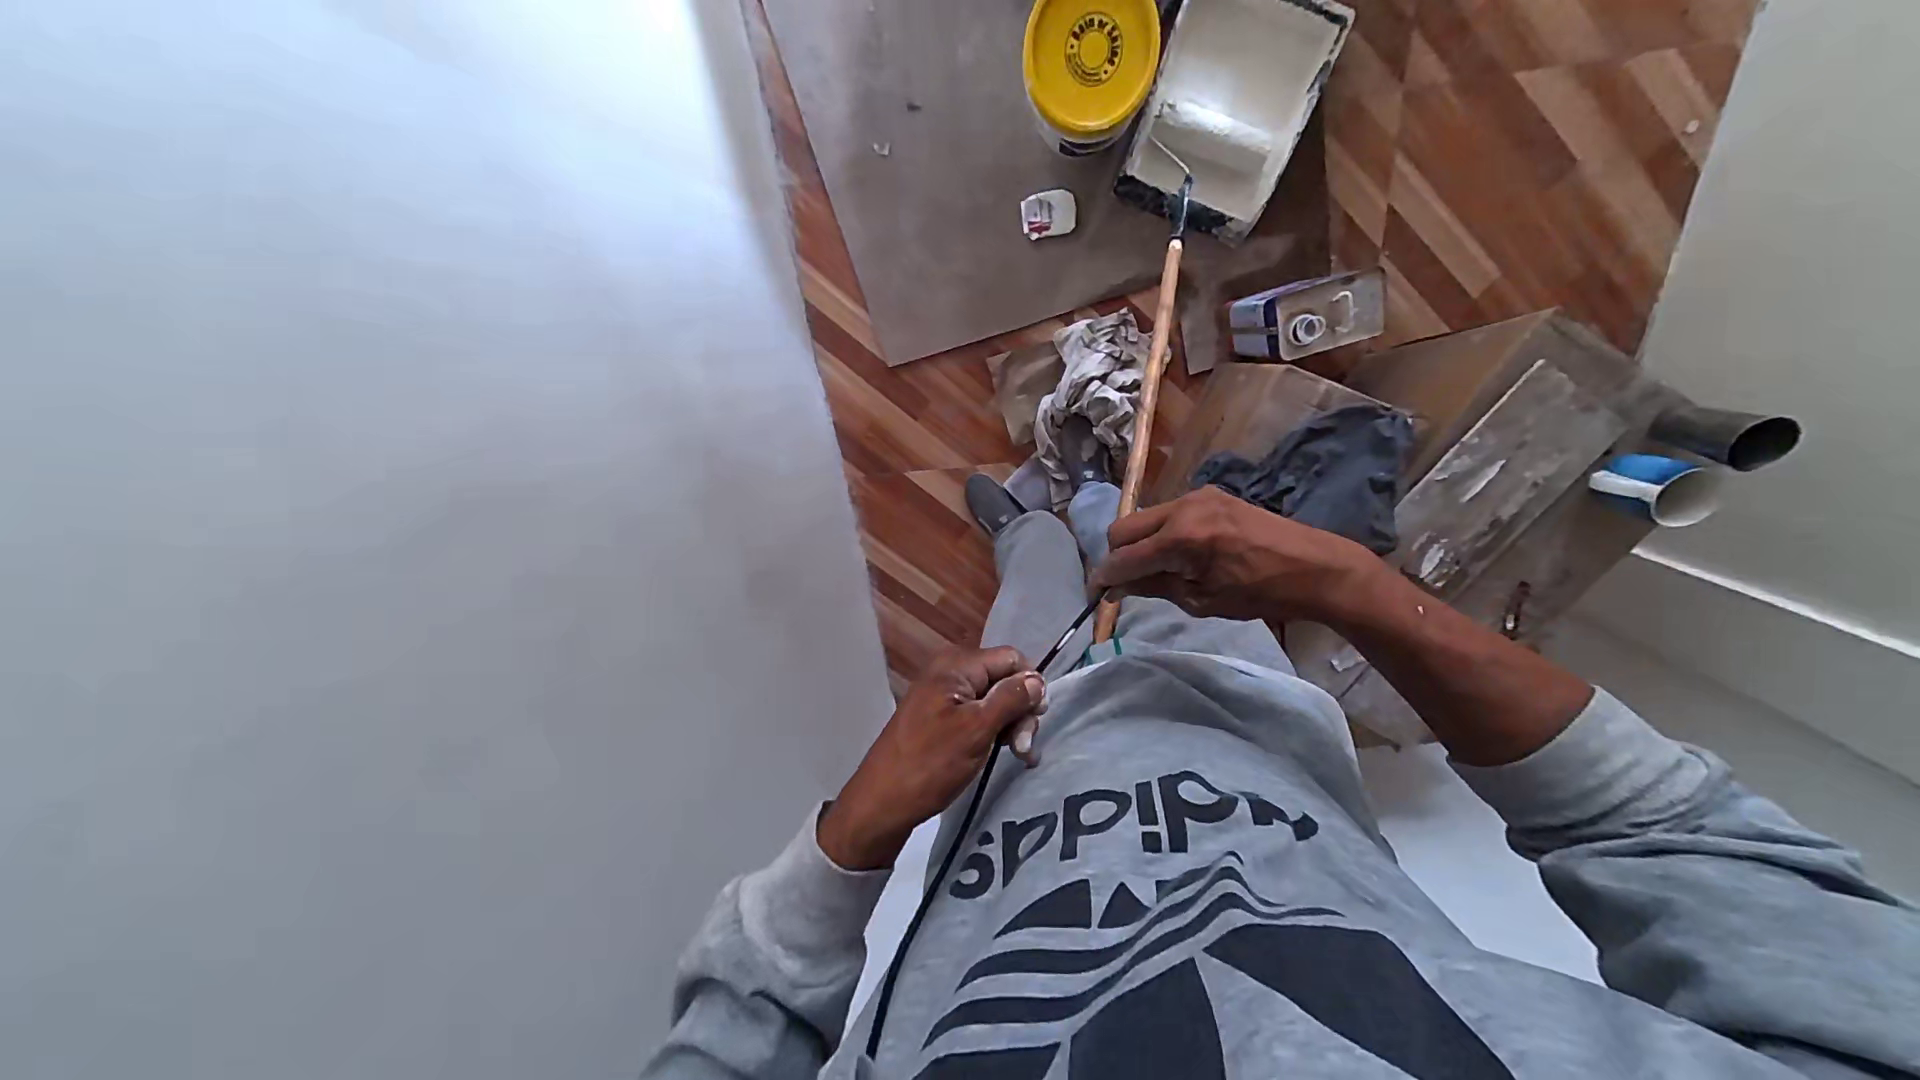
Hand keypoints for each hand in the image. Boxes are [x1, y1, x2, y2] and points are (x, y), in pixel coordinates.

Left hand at [816, 647, 1046, 870]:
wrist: (883, 801)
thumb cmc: (930, 763)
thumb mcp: (977, 729)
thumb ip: (1010, 699)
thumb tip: (1038, 679)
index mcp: (956, 664)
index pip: (1011, 658)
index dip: (1029, 685)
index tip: (1036, 719)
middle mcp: (951, 671)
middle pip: (1004, 678)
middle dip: (1020, 710)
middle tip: (1023, 748)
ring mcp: (945, 694)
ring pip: (995, 699)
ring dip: (1012, 725)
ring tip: (1019, 756)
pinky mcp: (943, 717)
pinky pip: (979, 714)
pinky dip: (995, 732)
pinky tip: (1006, 753)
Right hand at [1089, 486, 1383, 625]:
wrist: (1317, 567)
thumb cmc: (1261, 593)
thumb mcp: (1201, 600)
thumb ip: (1153, 586)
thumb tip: (1116, 587)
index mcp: (1182, 539)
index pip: (1123, 557)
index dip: (1104, 578)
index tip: (1095, 595)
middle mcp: (1183, 508)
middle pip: (1123, 528)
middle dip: (1116, 556)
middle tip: (1124, 583)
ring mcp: (1196, 496)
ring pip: (1143, 518)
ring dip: (1138, 543)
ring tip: (1153, 569)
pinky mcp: (1209, 493)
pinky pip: (1167, 512)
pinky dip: (1160, 533)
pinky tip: (1176, 552)